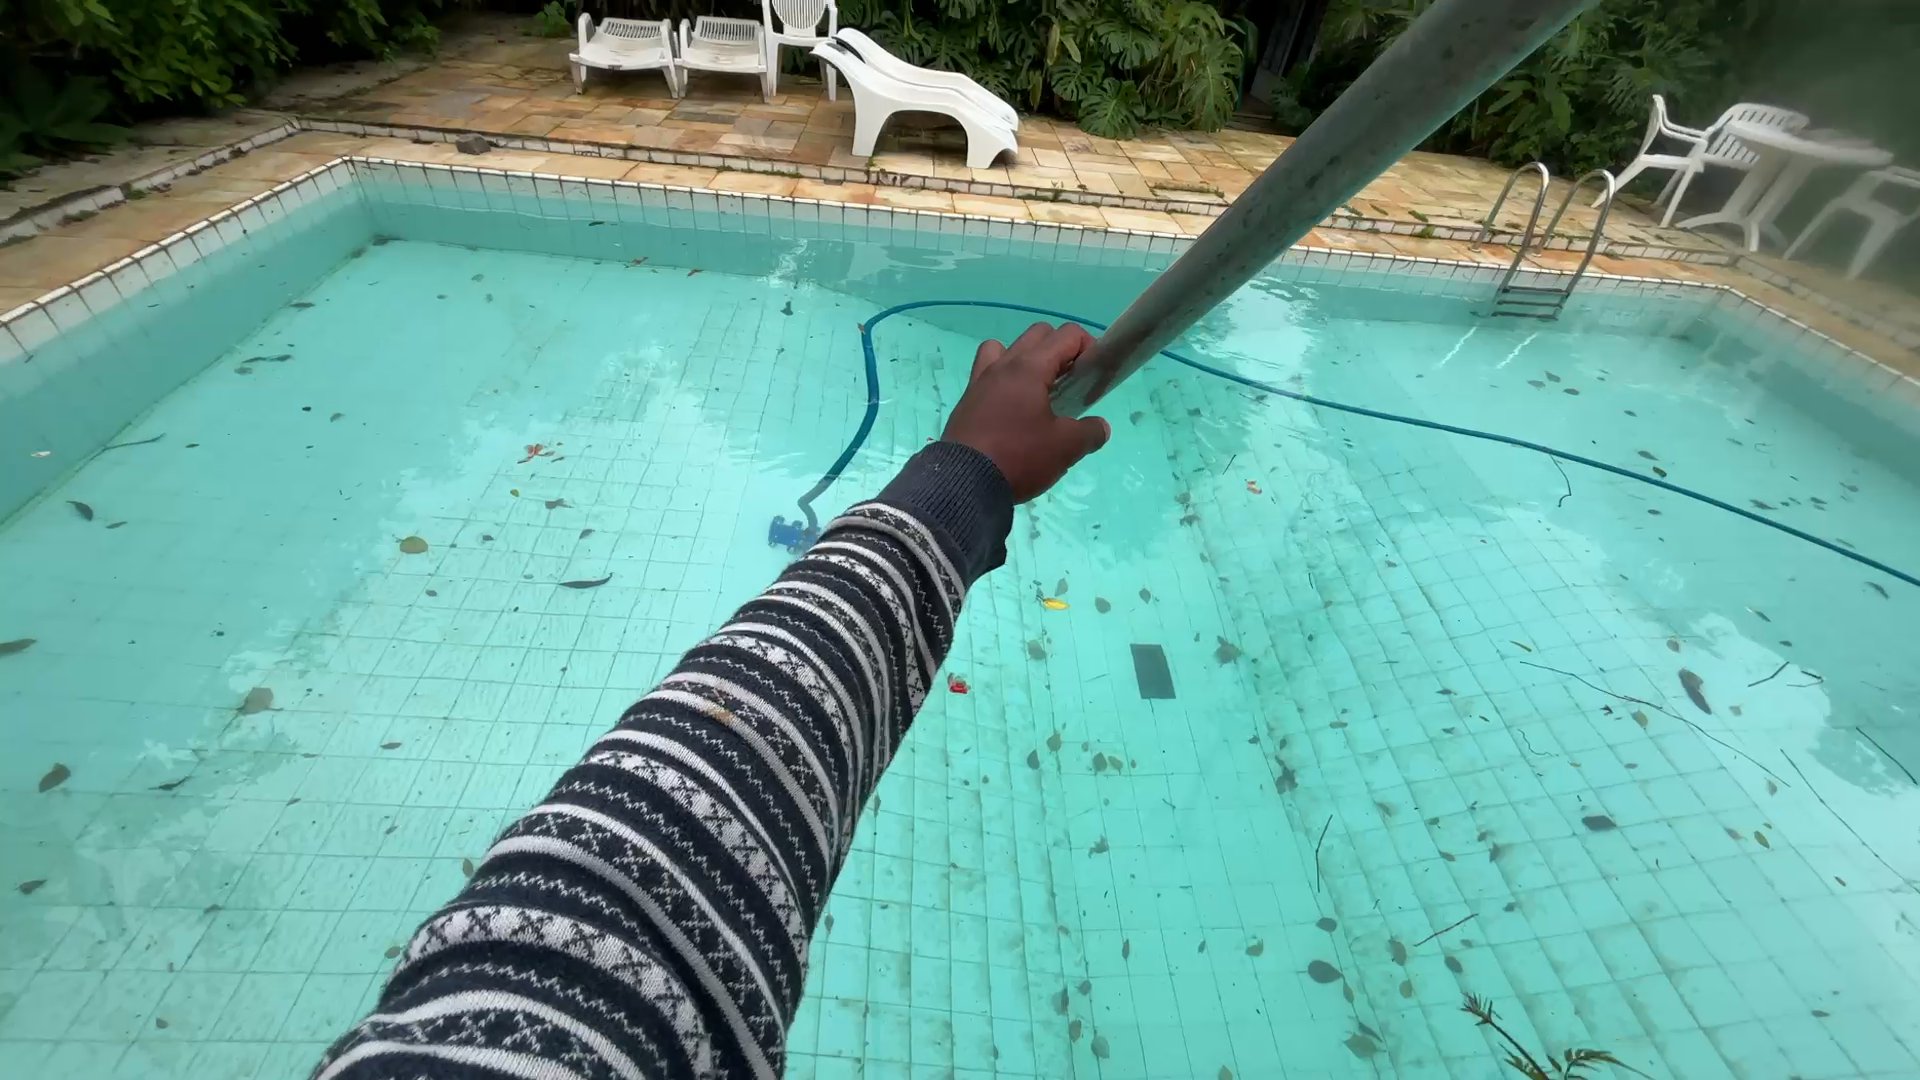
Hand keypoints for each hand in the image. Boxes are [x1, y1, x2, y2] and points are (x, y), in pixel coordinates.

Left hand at [942, 321, 1110, 501]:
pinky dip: (1002, 382)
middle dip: (1059, 350)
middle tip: (1069, 383)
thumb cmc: (1019, 457)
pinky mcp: (966, 402)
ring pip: (1003, 349)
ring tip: (1034, 392)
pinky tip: (1010, 411)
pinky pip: (985, 375)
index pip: (1066, 335)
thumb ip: (1089, 433)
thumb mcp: (1065, 448)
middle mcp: (1002, 365)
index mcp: (1030, 367)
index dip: (1088, 347)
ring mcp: (979, 382)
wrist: (963, 482)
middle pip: (1036, 335)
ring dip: (1023, 359)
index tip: (1093, 375)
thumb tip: (1099, 427)